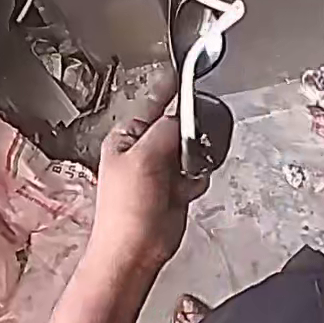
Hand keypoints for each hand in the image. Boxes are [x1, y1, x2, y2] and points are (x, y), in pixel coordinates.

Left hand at [90, 86, 207, 270]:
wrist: (137, 250)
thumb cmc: (126, 210)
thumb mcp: (143, 158)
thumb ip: (166, 130)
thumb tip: (183, 117)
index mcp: (127, 136)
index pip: (153, 103)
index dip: (169, 89)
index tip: (183, 72)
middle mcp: (143, 149)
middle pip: (178, 126)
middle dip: (185, 140)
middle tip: (182, 153)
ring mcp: (160, 168)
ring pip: (192, 149)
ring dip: (192, 163)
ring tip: (179, 180)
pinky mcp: (176, 187)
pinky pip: (198, 171)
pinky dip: (195, 181)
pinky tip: (183, 193)